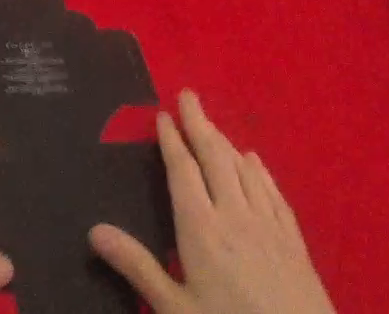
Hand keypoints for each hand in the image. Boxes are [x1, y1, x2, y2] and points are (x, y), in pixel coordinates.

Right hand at [89, 90, 334, 313]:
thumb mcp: (176, 309)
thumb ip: (137, 266)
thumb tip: (94, 230)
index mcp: (201, 228)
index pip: (183, 171)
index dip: (172, 141)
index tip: (163, 115)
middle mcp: (235, 215)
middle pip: (214, 158)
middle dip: (199, 124)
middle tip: (188, 95)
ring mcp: (268, 226)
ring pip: (244, 170)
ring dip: (225, 141)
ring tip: (211, 123)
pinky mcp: (294, 242)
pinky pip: (274, 193)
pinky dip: (260, 171)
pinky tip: (254, 161)